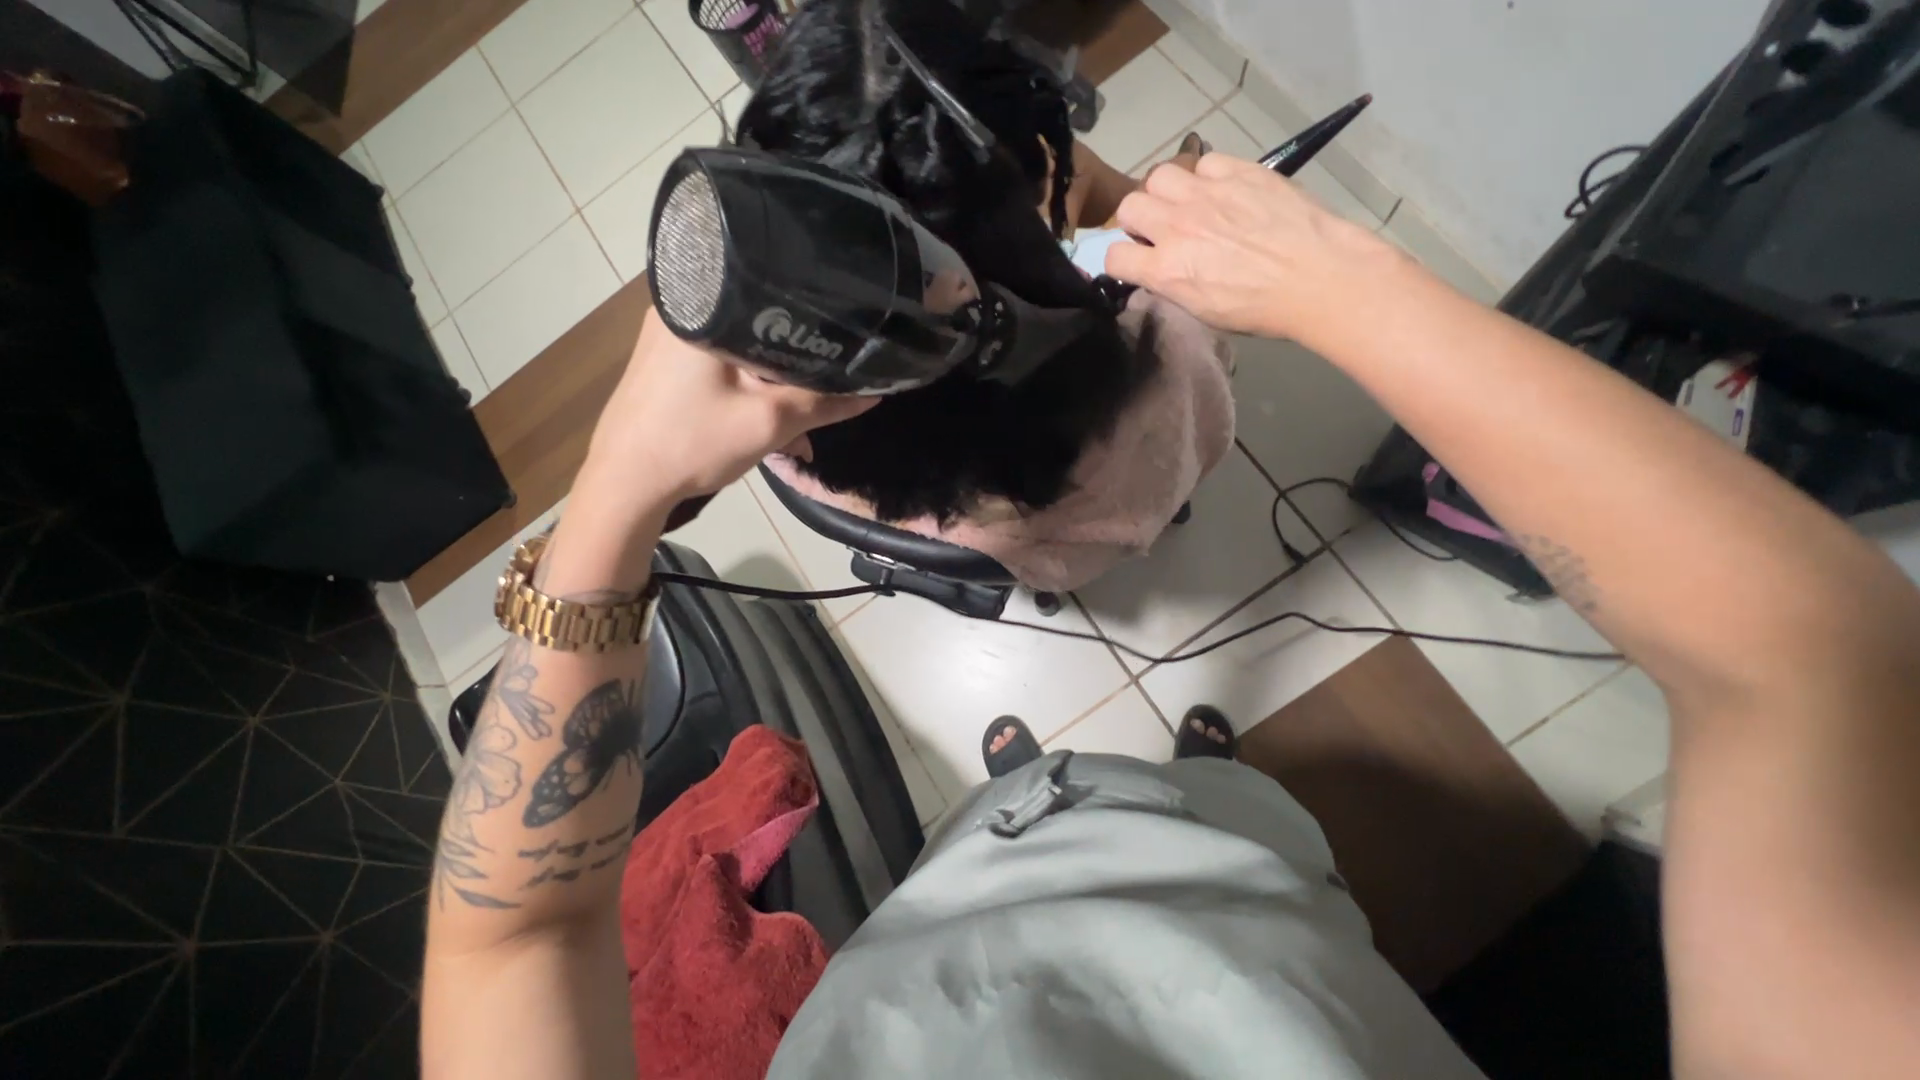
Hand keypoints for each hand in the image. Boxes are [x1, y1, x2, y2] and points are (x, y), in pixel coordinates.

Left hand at [580, 309, 877, 510]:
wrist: (624, 487)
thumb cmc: (692, 443)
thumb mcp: (769, 423)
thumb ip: (824, 404)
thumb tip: (874, 392)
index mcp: (701, 304)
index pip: (776, 292)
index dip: (816, 317)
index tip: (846, 339)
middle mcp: (679, 307)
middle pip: (760, 323)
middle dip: (796, 362)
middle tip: (825, 392)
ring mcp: (667, 336)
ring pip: (742, 348)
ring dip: (773, 383)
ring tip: (800, 424)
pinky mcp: (663, 362)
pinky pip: (721, 364)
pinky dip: (746, 388)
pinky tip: (768, 422)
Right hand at [1105, 153, 1409, 343]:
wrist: (1320, 277)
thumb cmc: (1264, 308)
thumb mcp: (1205, 311)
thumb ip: (1173, 285)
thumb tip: (1158, 271)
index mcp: (1167, 270)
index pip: (1114, 255)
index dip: (1124, 259)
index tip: (1139, 261)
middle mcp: (1178, 227)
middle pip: (1129, 206)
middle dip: (1139, 219)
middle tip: (1162, 229)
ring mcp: (1207, 194)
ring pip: (1159, 176)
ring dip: (1167, 191)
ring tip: (1188, 204)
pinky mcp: (1238, 172)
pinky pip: (1204, 162)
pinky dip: (1207, 176)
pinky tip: (1224, 192)